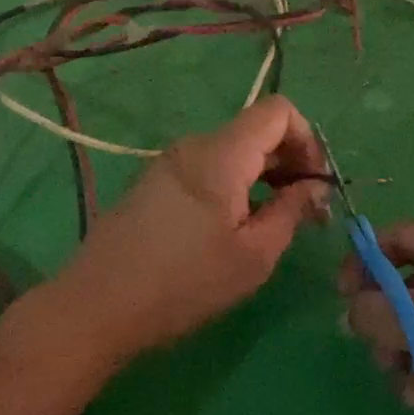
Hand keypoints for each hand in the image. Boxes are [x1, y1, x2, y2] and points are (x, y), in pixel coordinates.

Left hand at [52, 96, 329, 359]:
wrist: (97, 304)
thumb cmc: (183, 283)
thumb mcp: (253, 256)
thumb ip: (290, 212)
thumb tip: (313, 187)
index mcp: (221, 153)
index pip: (278, 110)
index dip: (308, 140)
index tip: (316, 185)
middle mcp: (193, 145)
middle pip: (254, 130)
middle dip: (289, 162)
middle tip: (305, 214)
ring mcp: (168, 163)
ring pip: (230, 152)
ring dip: (261, 178)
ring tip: (270, 226)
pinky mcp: (152, 183)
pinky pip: (205, 169)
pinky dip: (231, 186)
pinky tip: (230, 230)